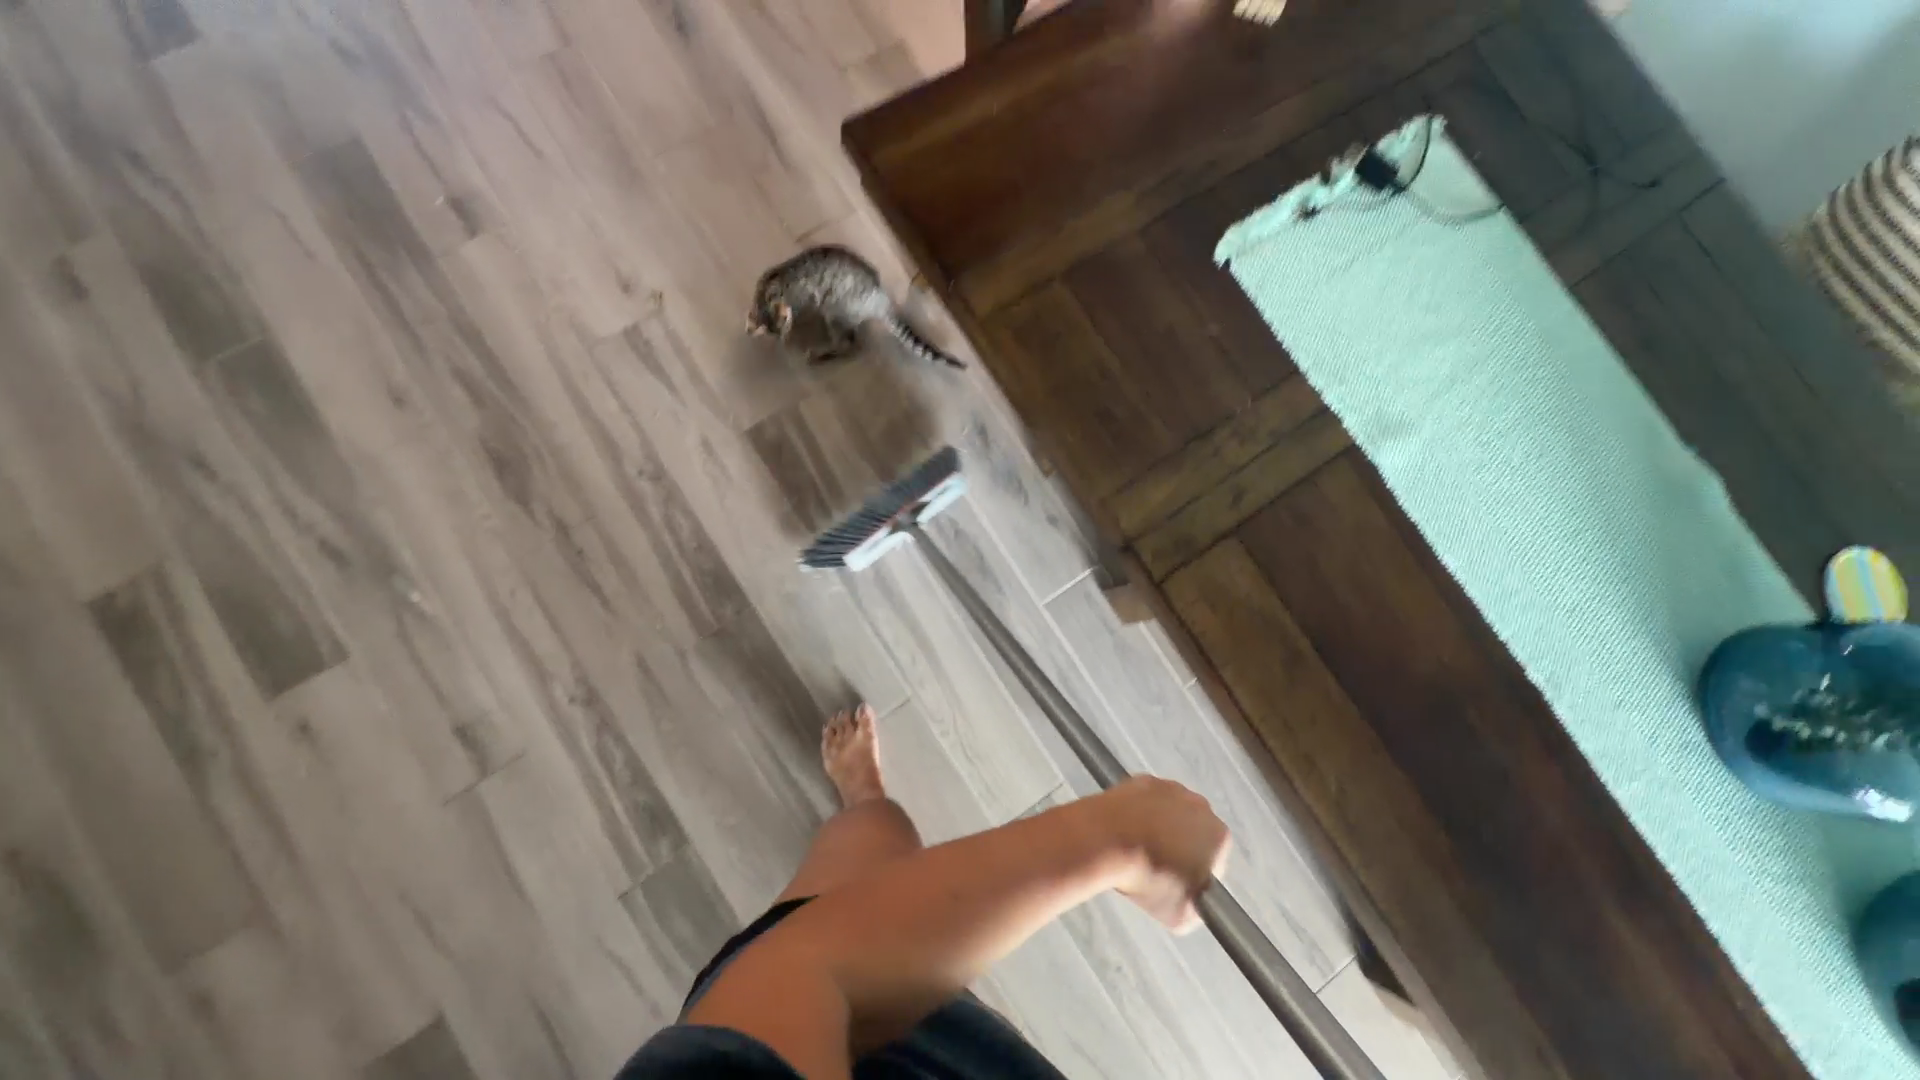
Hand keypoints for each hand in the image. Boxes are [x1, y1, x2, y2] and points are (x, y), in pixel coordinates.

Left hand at [1098, 776, 1230, 932]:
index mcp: (1219, 836)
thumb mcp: (1181, 914)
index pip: (1215, 862)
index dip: (1196, 877)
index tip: (1178, 885)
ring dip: (1159, 827)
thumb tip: (1190, 902)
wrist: (1105, 841)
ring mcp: (1169, 788)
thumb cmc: (1146, 877)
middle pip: (1194, 832)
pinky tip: (1124, 830)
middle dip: (1180, 847)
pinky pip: (1145, 800)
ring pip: (1169, 813)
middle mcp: (1199, 805)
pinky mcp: (1141, 780)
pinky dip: (1138, 812)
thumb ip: (1196, 907)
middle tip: (1156, 867)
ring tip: (1136, 849)